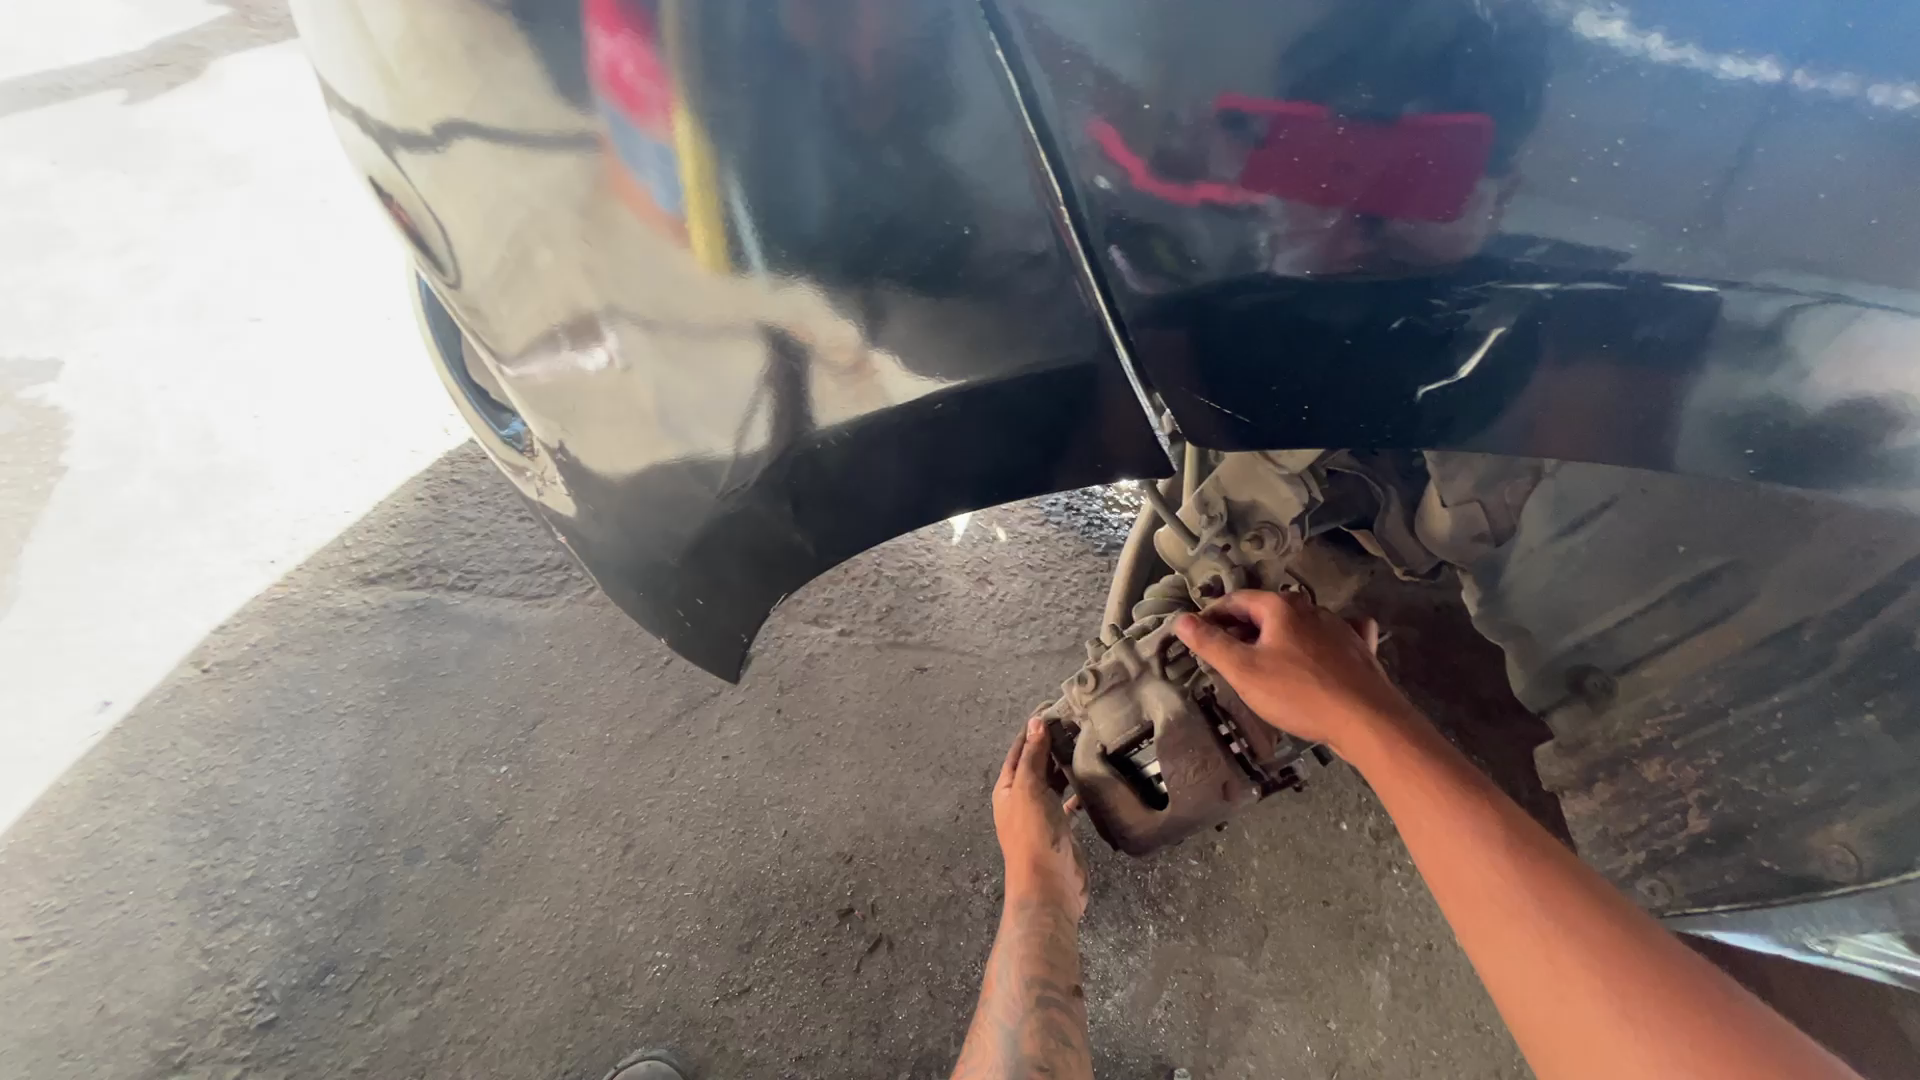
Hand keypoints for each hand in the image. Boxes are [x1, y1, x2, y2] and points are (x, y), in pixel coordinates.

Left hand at [993, 715, 1087, 919]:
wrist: (1049, 886)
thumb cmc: (1033, 834)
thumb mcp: (1029, 788)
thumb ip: (1033, 756)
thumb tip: (1036, 721)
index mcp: (1008, 788)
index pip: (1020, 749)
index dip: (1034, 728)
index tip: (1054, 707)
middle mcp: (1022, 798)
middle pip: (1038, 764)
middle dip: (1053, 744)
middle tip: (1078, 722)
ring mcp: (1042, 814)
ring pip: (1054, 782)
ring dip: (1066, 765)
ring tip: (1087, 744)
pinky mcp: (1061, 828)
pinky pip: (1069, 803)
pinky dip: (1079, 791)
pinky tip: (1093, 780)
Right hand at [1172, 590, 1423, 759]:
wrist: (1367, 721)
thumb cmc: (1298, 693)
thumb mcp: (1243, 671)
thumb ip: (1210, 643)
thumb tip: (1181, 620)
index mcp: (1279, 607)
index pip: (1234, 600)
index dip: (1211, 616)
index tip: (1197, 636)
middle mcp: (1310, 608)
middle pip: (1265, 611)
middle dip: (1242, 628)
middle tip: (1225, 655)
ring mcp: (1339, 626)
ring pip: (1298, 623)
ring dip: (1276, 636)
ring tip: (1263, 660)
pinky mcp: (1359, 649)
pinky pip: (1335, 635)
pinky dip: (1321, 639)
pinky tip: (1324, 647)